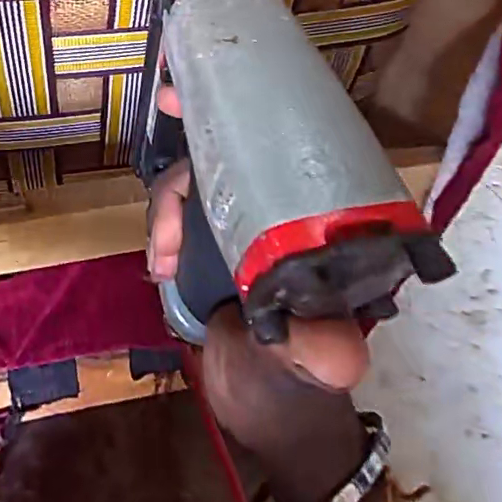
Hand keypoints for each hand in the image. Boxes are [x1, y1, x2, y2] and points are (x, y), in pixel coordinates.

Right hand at [147, 87, 375, 501]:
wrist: (257, 413)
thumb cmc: (291, 382)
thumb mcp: (309, 363)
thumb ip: (319, 350)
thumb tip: (340, 353)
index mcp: (314, 219)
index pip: (288, 144)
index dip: (251, 108)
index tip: (213, 88)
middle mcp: (279, 209)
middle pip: (231, 151)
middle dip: (196, 134)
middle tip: (167, 118)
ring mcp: (240, 223)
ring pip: (196, 181)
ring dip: (171, 205)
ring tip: (165, 257)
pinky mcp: (209, 242)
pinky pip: (178, 215)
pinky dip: (162, 228)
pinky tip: (161, 263)